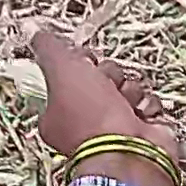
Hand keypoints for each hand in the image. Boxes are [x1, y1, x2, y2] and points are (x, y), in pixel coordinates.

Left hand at [29, 29, 180, 185]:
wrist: (129, 151)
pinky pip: (149, 106)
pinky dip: (148, 108)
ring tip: (128, 106)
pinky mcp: (144, 135)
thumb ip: (48, 49)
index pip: (74, 74)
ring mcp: (117, 132)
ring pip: (129, 89)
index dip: (83, 64)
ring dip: (131, 91)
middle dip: (110, 77)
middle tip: (109, 87)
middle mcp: (87, 125)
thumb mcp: (61, 70)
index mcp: (59, 115)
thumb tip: (36, 34)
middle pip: (104, 79)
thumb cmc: (90, 113)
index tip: (87, 63)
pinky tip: (143, 116)